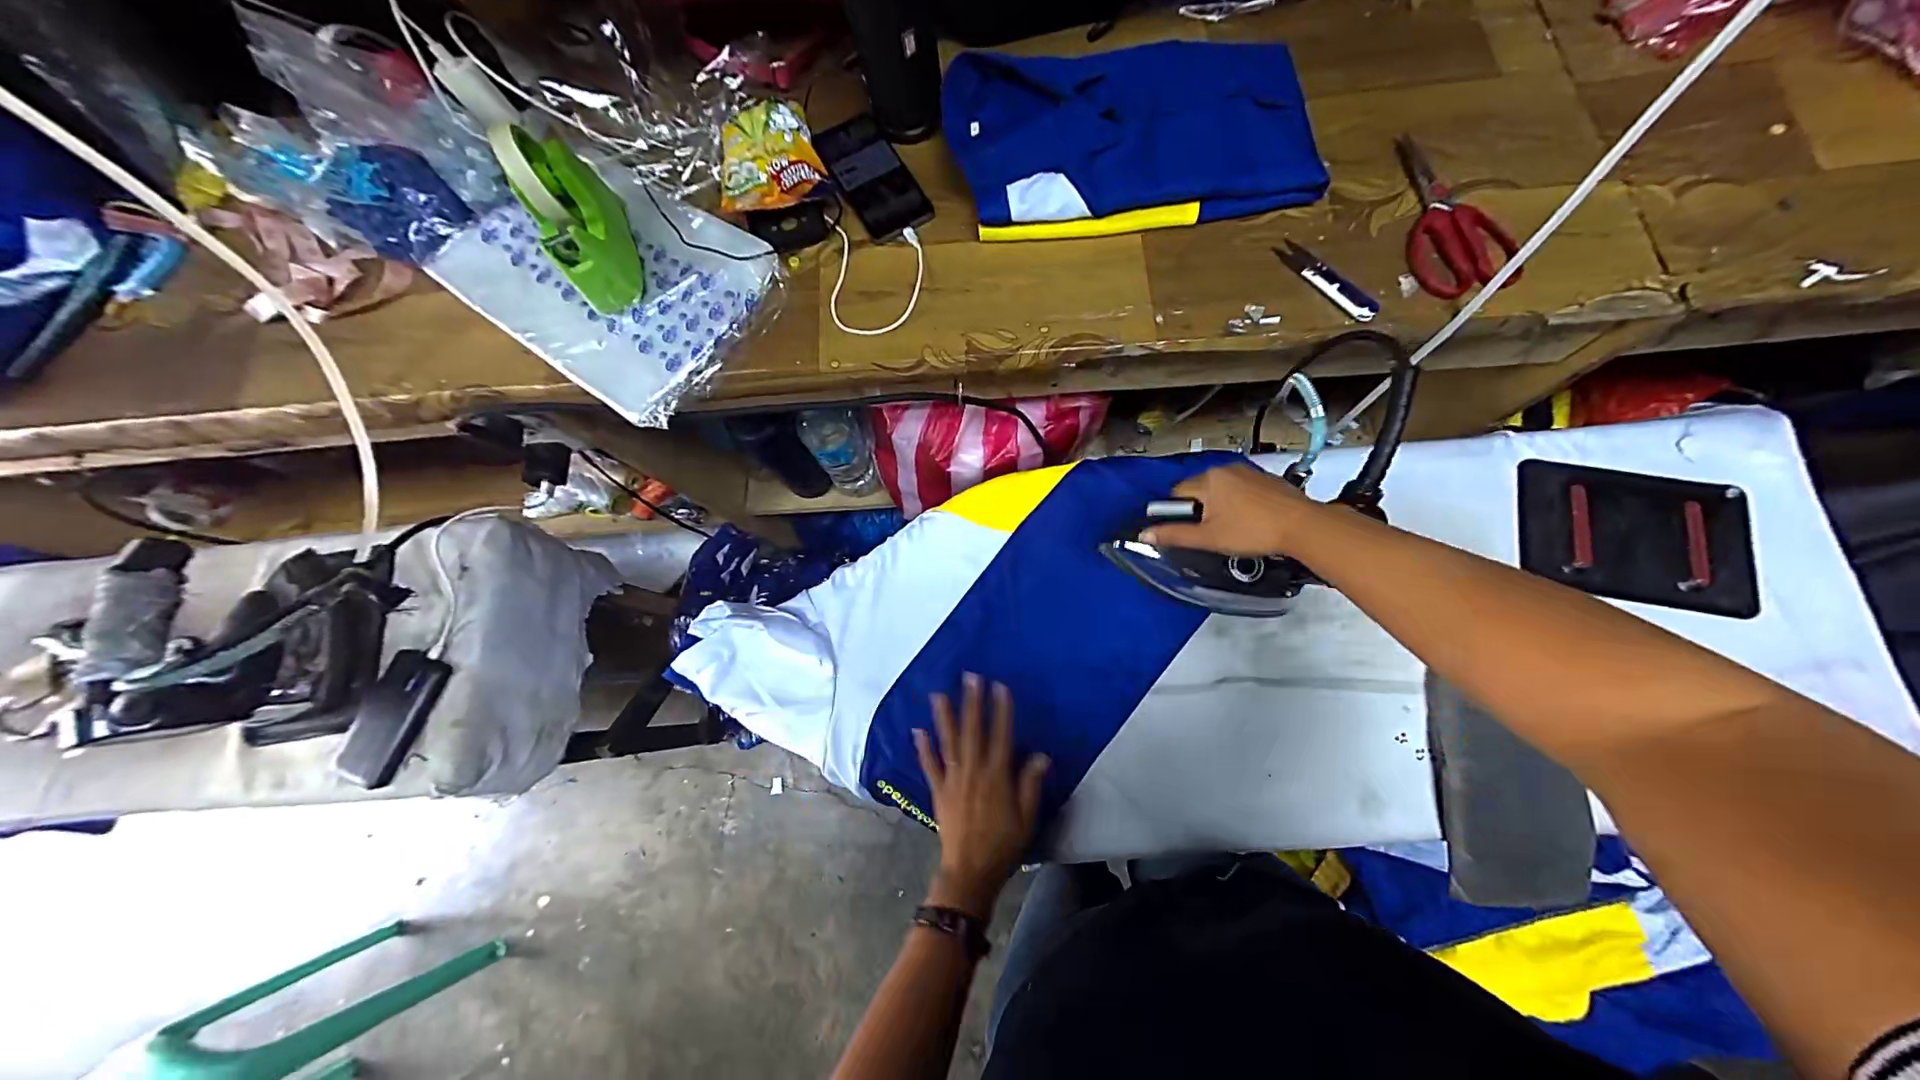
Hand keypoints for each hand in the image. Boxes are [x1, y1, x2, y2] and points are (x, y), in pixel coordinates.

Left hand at [914, 673, 1049, 920]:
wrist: (970, 872)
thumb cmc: (1003, 846)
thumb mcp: (1026, 818)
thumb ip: (1031, 785)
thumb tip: (1040, 755)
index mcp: (997, 776)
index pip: (1001, 735)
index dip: (1001, 710)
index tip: (999, 687)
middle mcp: (973, 772)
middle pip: (973, 731)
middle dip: (972, 703)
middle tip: (970, 677)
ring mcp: (953, 780)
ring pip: (949, 742)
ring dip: (945, 717)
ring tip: (939, 695)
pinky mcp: (938, 791)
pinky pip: (930, 766)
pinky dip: (923, 748)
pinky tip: (918, 731)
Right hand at [1139, 464, 1320, 556]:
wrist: (1302, 526)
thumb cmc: (1254, 531)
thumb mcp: (1208, 538)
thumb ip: (1174, 534)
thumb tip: (1145, 535)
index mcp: (1208, 479)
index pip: (1177, 493)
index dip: (1178, 513)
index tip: (1190, 529)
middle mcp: (1226, 469)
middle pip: (1199, 490)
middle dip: (1200, 509)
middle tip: (1212, 532)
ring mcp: (1248, 472)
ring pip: (1221, 489)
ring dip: (1220, 506)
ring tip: (1234, 528)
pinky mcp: (1265, 479)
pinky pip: (1241, 489)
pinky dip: (1240, 503)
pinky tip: (1250, 521)